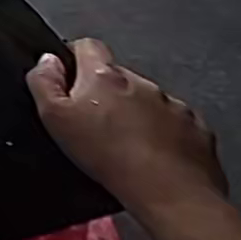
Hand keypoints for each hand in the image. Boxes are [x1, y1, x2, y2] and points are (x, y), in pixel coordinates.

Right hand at [26, 38, 227, 215]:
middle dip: (106, 91)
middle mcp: (141, 81)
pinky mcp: (197, 128)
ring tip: (125, 143)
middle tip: (94, 122)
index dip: (74, 58)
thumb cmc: (106, 154)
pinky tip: (154, 155)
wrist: (169, 193)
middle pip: (117, 76)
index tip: (69, 80)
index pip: (87, 46)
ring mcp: (173, 104)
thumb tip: (48, 60)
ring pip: (146, 99)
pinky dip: (163, 132)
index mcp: (104, 75)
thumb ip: (43, 82)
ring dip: (135, 112)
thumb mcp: (54, 117)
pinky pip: (174, 122)